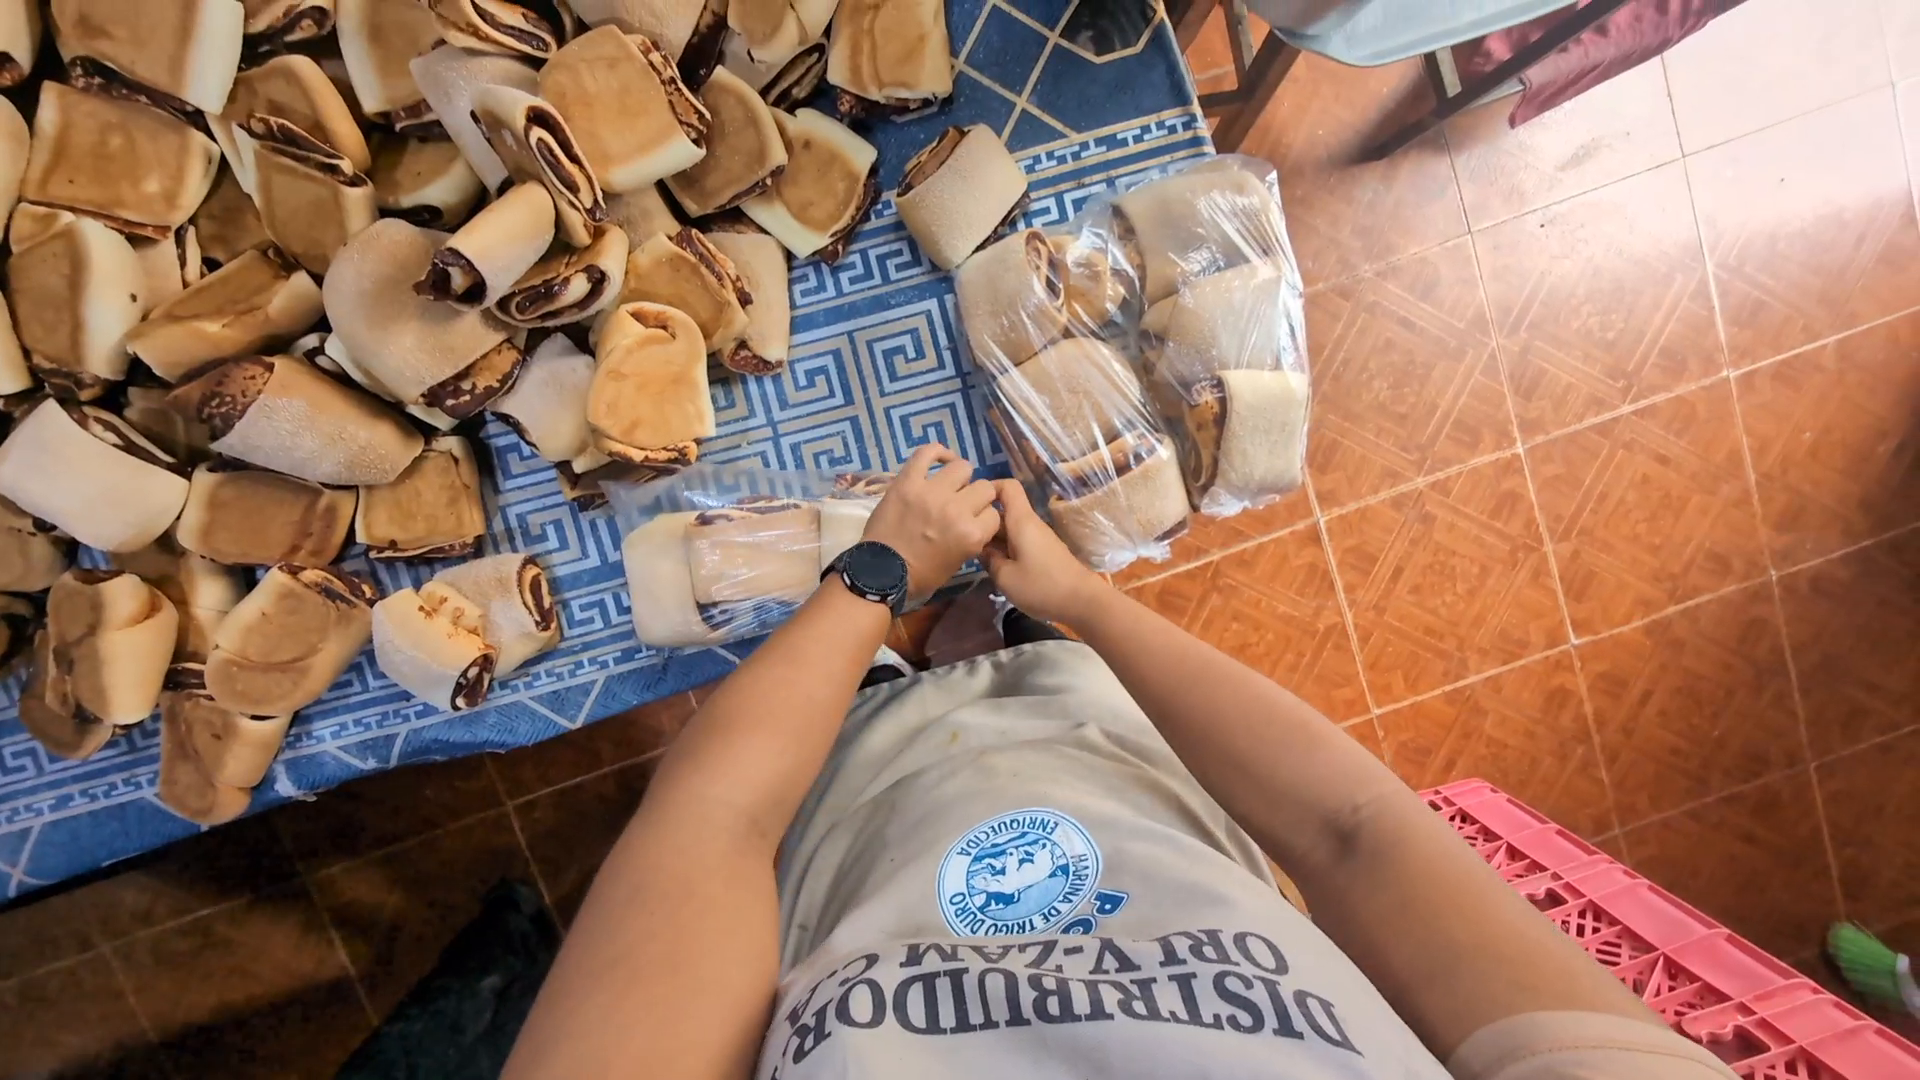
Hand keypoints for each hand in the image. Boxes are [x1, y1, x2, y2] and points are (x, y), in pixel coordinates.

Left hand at [862, 444, 1000, 596]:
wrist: (881, 573)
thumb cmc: (921, 575)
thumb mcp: (959, 562)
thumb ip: (973, 537)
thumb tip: (978, 518)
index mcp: (971, 534)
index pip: (994, 513)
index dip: (985, 517)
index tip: (975, 520)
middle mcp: (957, 509)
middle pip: (984, 488)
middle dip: (977, 497)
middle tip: (962, 504)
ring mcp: (931, 492)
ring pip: (963, 467)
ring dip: (960, 477)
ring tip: (950, 485)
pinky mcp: (908, 482)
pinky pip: (927, 453)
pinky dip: (938, 452)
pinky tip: (941, 460)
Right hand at [984, 480, 1109, 624]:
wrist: (1082, 601)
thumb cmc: (1041, 586)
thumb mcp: (1005, 577)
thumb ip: (988, 560)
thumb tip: (980, 548)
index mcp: (1021, 521)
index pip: (1007, 486)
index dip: (989, 488)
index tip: (971, 504)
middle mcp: (1030, 524)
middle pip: (1004, 510)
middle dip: (984, 520)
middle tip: (963, 537)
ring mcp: (1038, 538)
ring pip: (1010, 528)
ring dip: (993, 537)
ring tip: (974, 553)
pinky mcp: (1043, 552)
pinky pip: (1019, 541)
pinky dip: (1005, 548)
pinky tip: (995, 565)